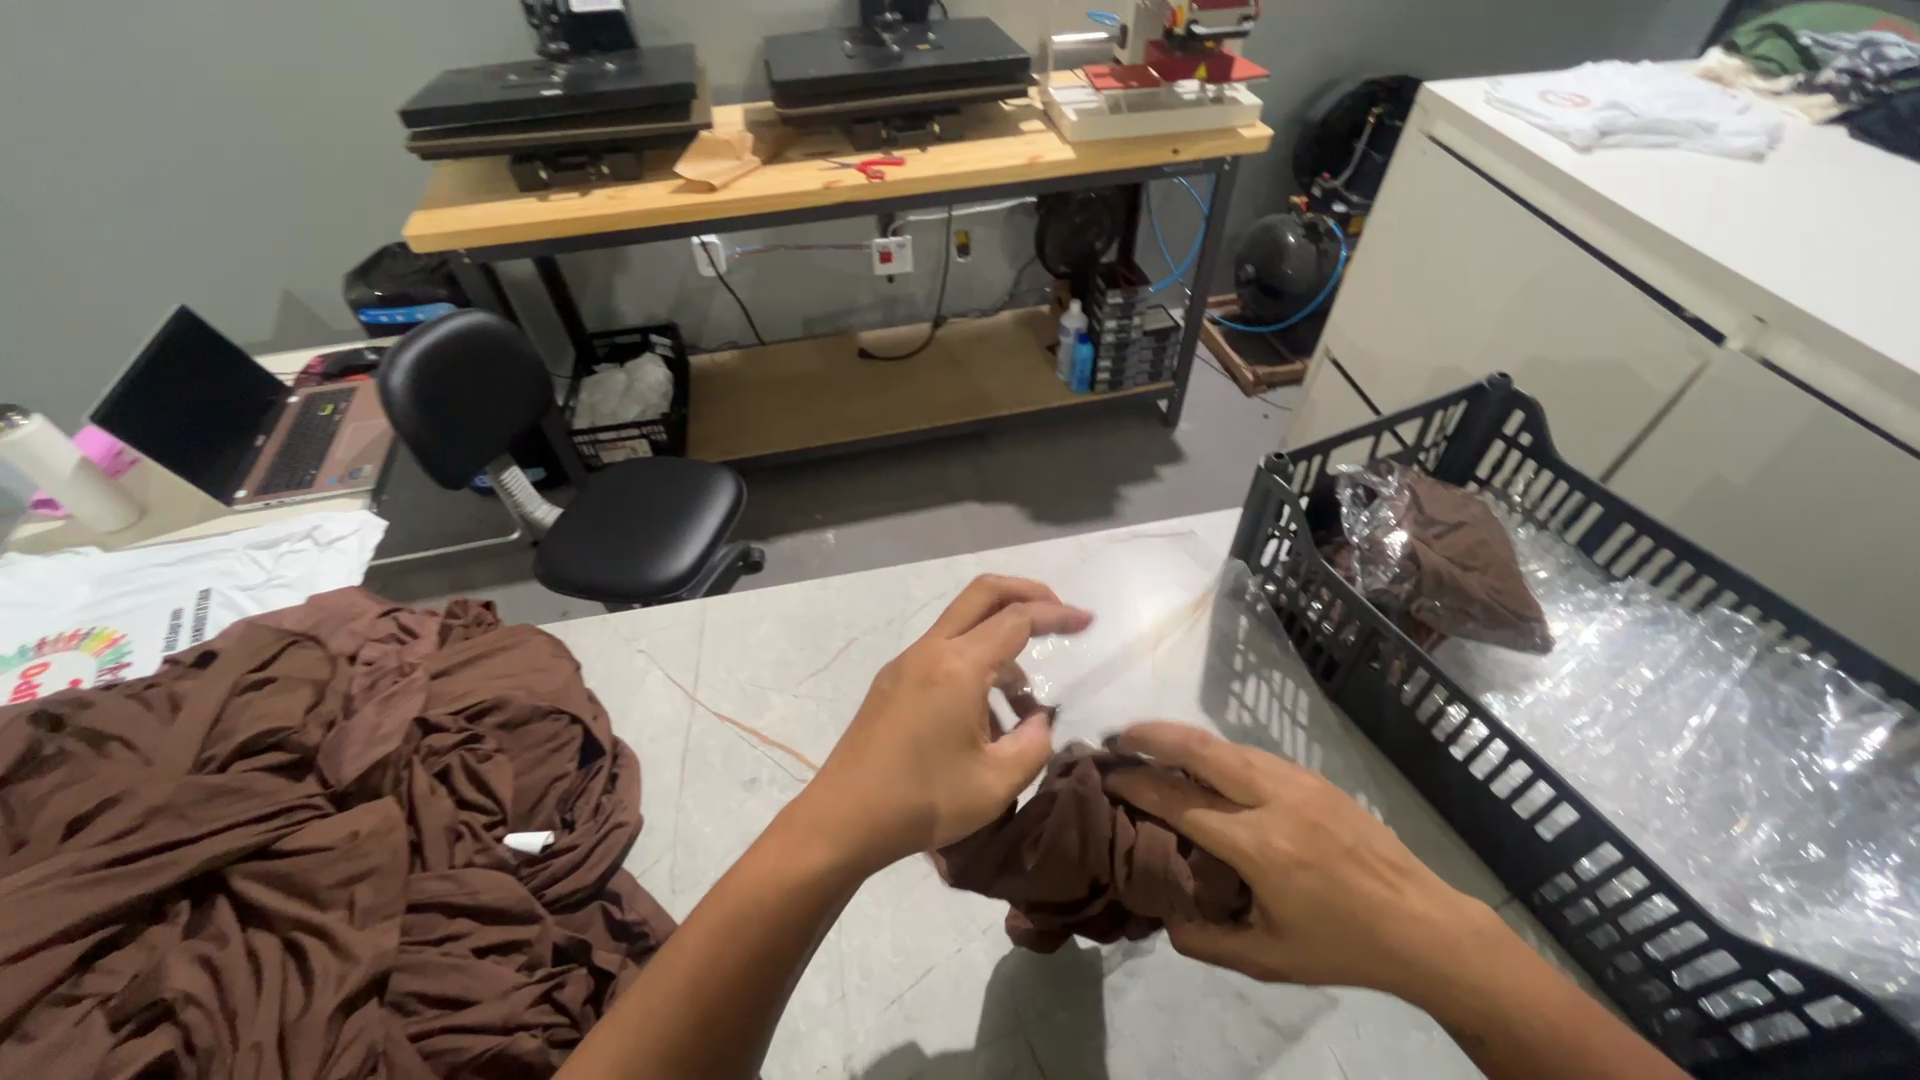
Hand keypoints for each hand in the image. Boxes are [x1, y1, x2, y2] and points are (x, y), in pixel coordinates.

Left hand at [793, 575, 1091, 873]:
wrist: (843, 820)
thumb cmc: (923, 802)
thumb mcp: (997, 783)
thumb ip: (1034, 744)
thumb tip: (1040, 719)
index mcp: (958, 667)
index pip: (1017, 619)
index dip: (1057, 616)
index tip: (1087, 622)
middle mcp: (929, 651)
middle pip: (982, 593)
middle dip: (1026, 593)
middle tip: (1060, 615)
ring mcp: (905, 664)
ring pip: (961, 626)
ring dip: (999, 640)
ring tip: (1025, 700)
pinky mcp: (891, 683)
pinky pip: (941, 654)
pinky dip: (973, 663)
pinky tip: (985, 715)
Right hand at [1105, 722, 1507, 999]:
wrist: (1424, 925)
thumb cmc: (1342, 947)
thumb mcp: (1268, 960)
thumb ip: (1207, 941)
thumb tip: (1163, 919)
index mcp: (1258, 847)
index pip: (1178, 800)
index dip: (1135, 783)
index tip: (1105, 775)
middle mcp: (1274, 801)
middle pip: (1199, 750)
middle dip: (1151, 736)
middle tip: (1117, 737)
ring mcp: (1298, 782)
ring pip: (1226, 744)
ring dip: (1182, 738)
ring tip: (1150, 741)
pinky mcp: (1315, 778)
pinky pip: (1253, 754)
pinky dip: (1216, 750)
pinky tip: (1204, 762)